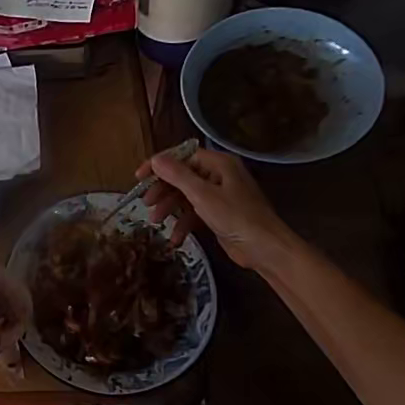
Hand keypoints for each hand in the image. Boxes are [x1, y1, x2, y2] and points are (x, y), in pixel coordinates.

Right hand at [140, 148, 299, 269]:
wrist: (265, 248)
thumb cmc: (236, 217)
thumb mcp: (202, 195)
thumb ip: (177, 175)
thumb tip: (156, 159)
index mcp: (219, 164)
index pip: (182, 156)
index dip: (158, 165)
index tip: (139, 178)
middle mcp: (219, 176)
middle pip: (182, 176)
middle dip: (163, 190)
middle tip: (147, 203)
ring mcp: (219, 196)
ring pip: (186, 196)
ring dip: (170, 208)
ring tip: (156, 222)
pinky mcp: (219, 215)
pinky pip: (194, 213)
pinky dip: (183, 224)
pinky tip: (175, 238)